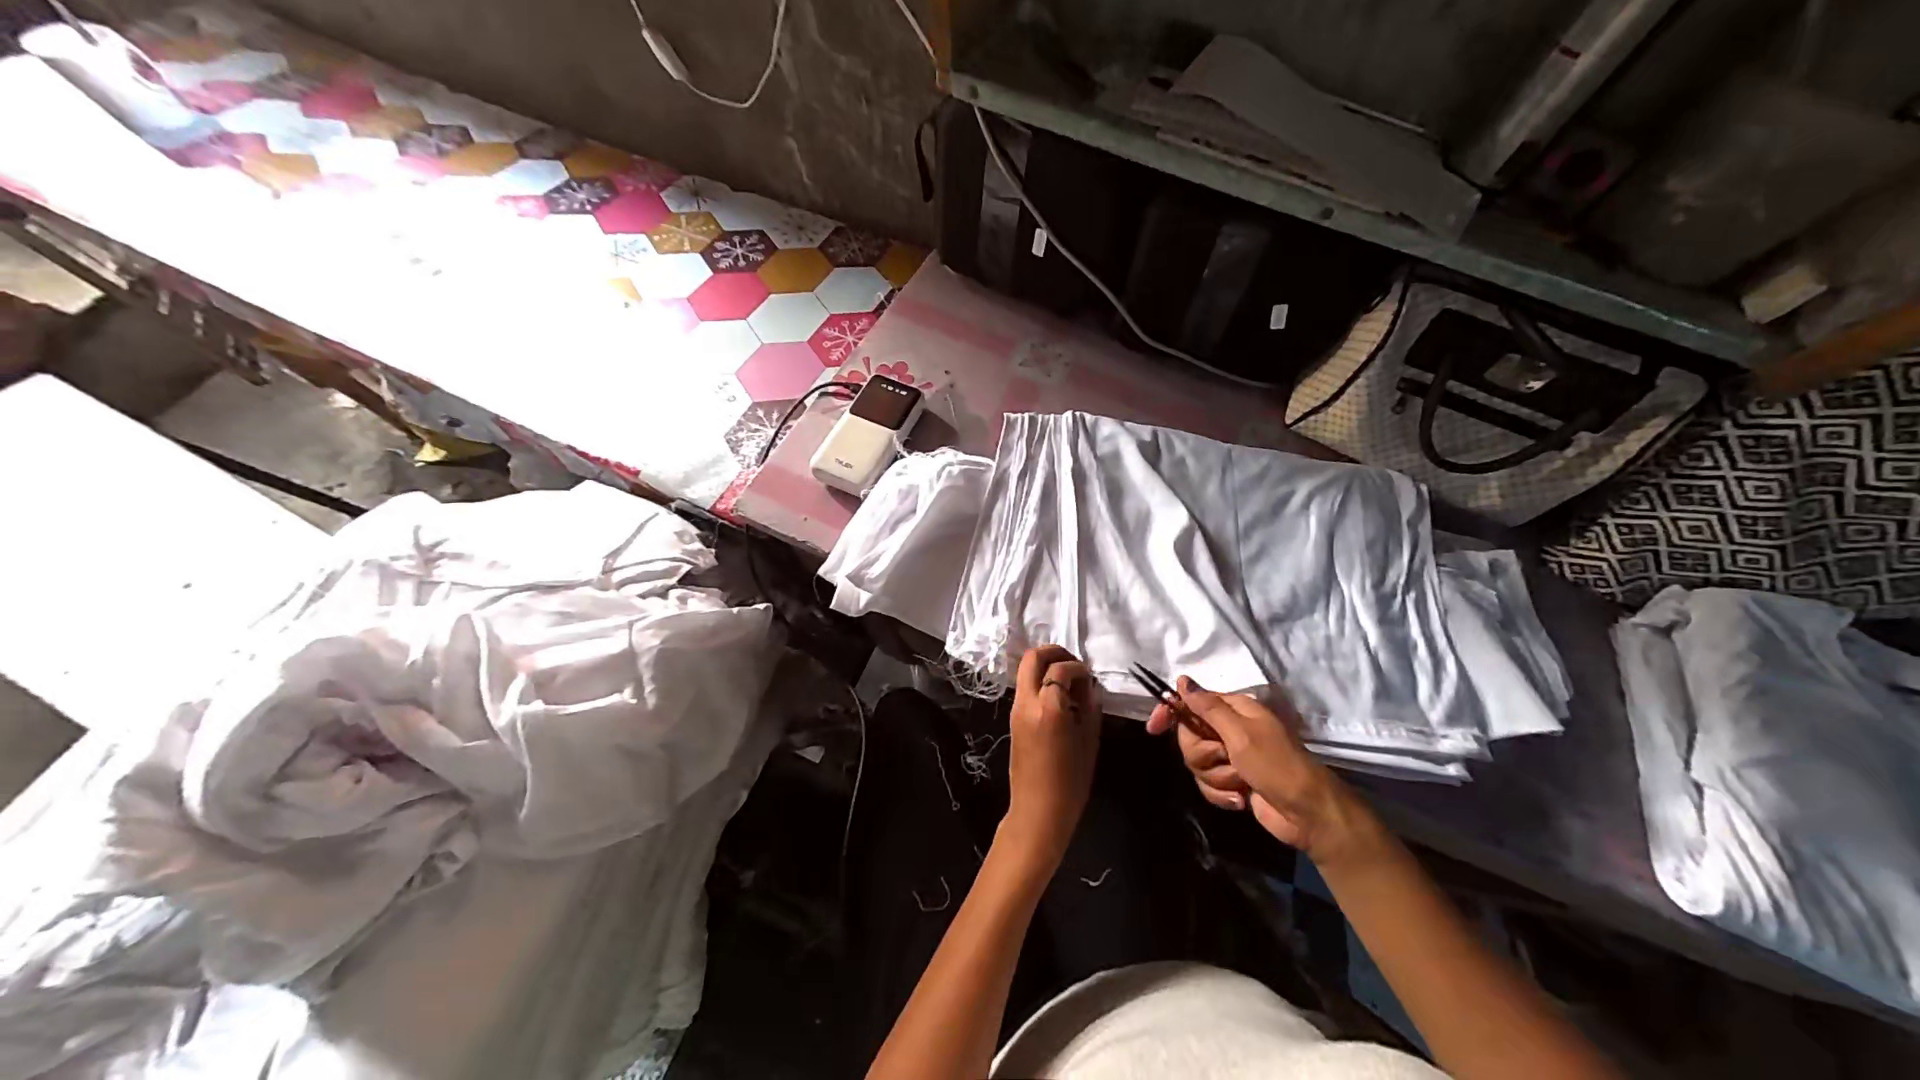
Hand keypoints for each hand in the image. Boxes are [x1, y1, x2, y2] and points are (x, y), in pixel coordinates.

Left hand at [1002, 645, 1102, 863]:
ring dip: (1046, 667)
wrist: (1038, 810)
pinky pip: (1025, 689)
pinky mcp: (1012, 719)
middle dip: (1054, 653)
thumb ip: (1090, 707)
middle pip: (1032, 658)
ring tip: (1070, 684)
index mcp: (1048, 706)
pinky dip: (1041, 683)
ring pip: (1025, 672)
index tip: (1091, 678)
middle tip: (1074, 664)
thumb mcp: (1089, 741)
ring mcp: (1016, 710)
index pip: (1061, 668)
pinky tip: (1060, 700)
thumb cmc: (1071, 781)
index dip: (1079, 668)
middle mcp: (1027, 702)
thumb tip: (1090, 686)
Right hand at [1147, 677, 1383, 868]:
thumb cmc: (1277, 765)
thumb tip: (1182, 680)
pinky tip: (1242, 799)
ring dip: (1216, 777)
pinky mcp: (1232, 783)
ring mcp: (1231, 758)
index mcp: (1234, 711)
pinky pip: (1207, 785)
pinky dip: (1222, 794)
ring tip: (1241, 783)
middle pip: (1188, 737)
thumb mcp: (1240, 733)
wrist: (1308, 813)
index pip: (1190, 703)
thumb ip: (1207, 707)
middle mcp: (1230, 730)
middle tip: (1225, 758)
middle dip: (1202, 754)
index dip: (1170, 712)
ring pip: (1196, 764)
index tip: (1154, 727)